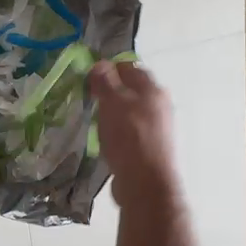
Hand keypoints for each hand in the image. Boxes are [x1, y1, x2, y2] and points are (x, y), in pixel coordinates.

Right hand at [91, 60, 179, 209]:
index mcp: (152, 89)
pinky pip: (131, 128)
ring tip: (94, 119)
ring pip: (131, 109)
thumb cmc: (129, 139)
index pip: (130, 67)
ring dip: (113, 111)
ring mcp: (156, 125)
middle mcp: (159, 103)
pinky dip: (117, 128)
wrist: (145, 182)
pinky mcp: (149, 145)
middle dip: (111, 90)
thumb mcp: (113, 105)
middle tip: (88, 98)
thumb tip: (99, 64)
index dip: (108, 68)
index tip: (87, 78)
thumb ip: (106, 83)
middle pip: (132, 89)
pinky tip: (105, 138)